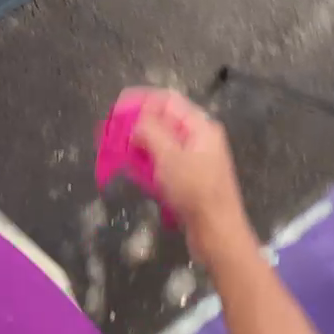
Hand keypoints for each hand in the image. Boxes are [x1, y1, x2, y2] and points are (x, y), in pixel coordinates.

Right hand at [128, 89, 254, 262]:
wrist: (218, 233)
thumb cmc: (195, 190)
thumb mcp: (169, 156)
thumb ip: (150, 131)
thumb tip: (135, 122)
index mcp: (200, 126)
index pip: (167, 100)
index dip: (141, 100)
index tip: (117, 108)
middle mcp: (200, 138)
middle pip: (164, 120)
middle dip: (138, 124)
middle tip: (114, 132)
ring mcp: (196, 159)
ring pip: (162, 142)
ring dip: (141, 144)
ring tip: (120, 151)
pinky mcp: (190, 178)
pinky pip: (165, 161)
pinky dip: (149, 161)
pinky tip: (134, 169)